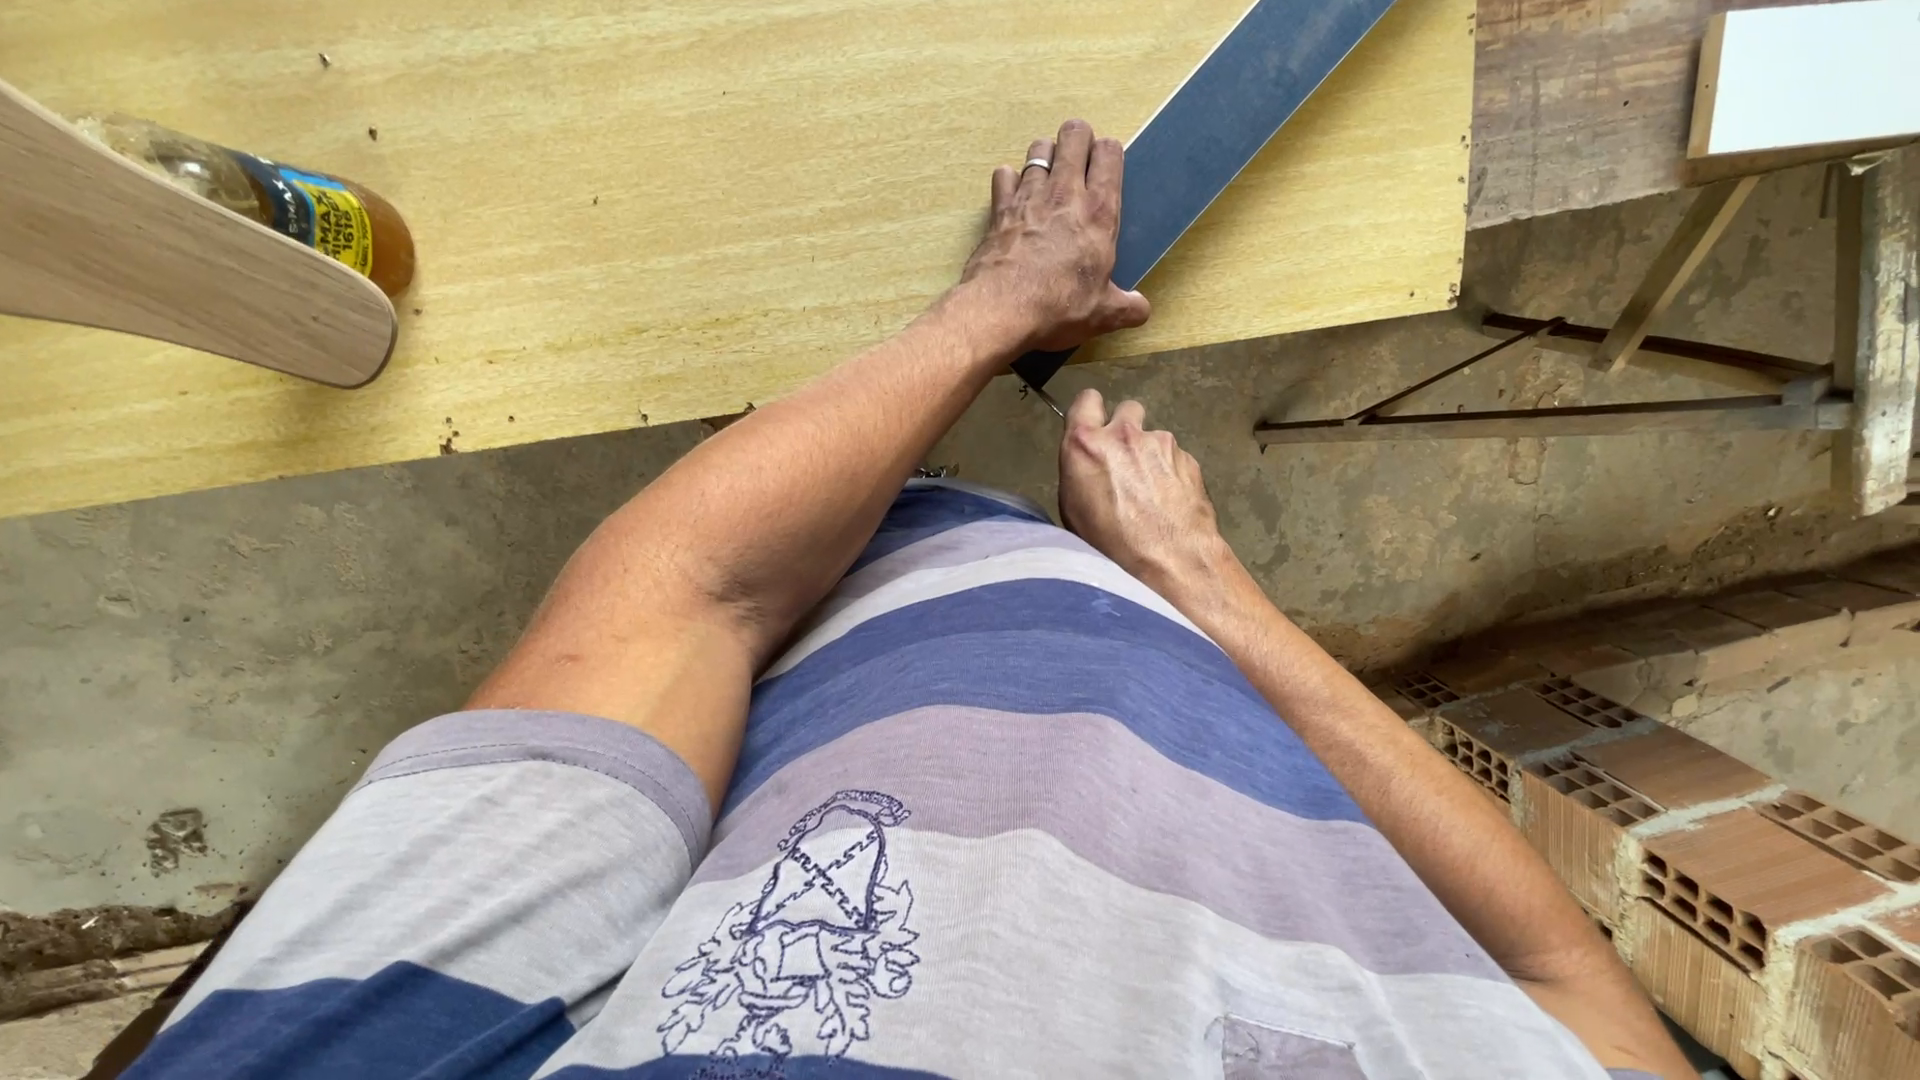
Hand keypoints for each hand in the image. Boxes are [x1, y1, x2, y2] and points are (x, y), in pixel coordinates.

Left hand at [958, 119, 1151, 352]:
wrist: (1003, 309)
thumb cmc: (1058, 307)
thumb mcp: (1103, 314)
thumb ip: (1127, 308)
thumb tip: (1141, 310)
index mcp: (1099, 212)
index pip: (1109, 153)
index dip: (1108, 153)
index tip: (1105, 170)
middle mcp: (1065, 193)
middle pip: (1074, 134)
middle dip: (1079, 140)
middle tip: (1078, 164)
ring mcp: (1029, 196)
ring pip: (1039, 148)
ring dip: (1045, 156)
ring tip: (1047, 179)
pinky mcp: (1000, 208)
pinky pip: (1004, 175)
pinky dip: (1009, 181)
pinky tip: (1014, 199)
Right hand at [1058, 389, 1236, 599]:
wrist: (1169, 561)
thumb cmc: (1109, 544)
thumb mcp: (1072, 509)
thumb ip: (1078, 471)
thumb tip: (1087, 464)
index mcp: (1086, 443)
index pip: (1086, 400)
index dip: (1090, 413)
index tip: (1093, 429)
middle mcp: (1124, 434)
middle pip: (1126, 410)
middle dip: (1125, 430)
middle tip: (1124, 462)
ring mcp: (1161, 443)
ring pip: (1154, 438)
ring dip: (1150, 456)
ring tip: (1150, 493)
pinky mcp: (1189, 458)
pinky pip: (1175, 458)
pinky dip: (1172, 473)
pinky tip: (1170, 502)